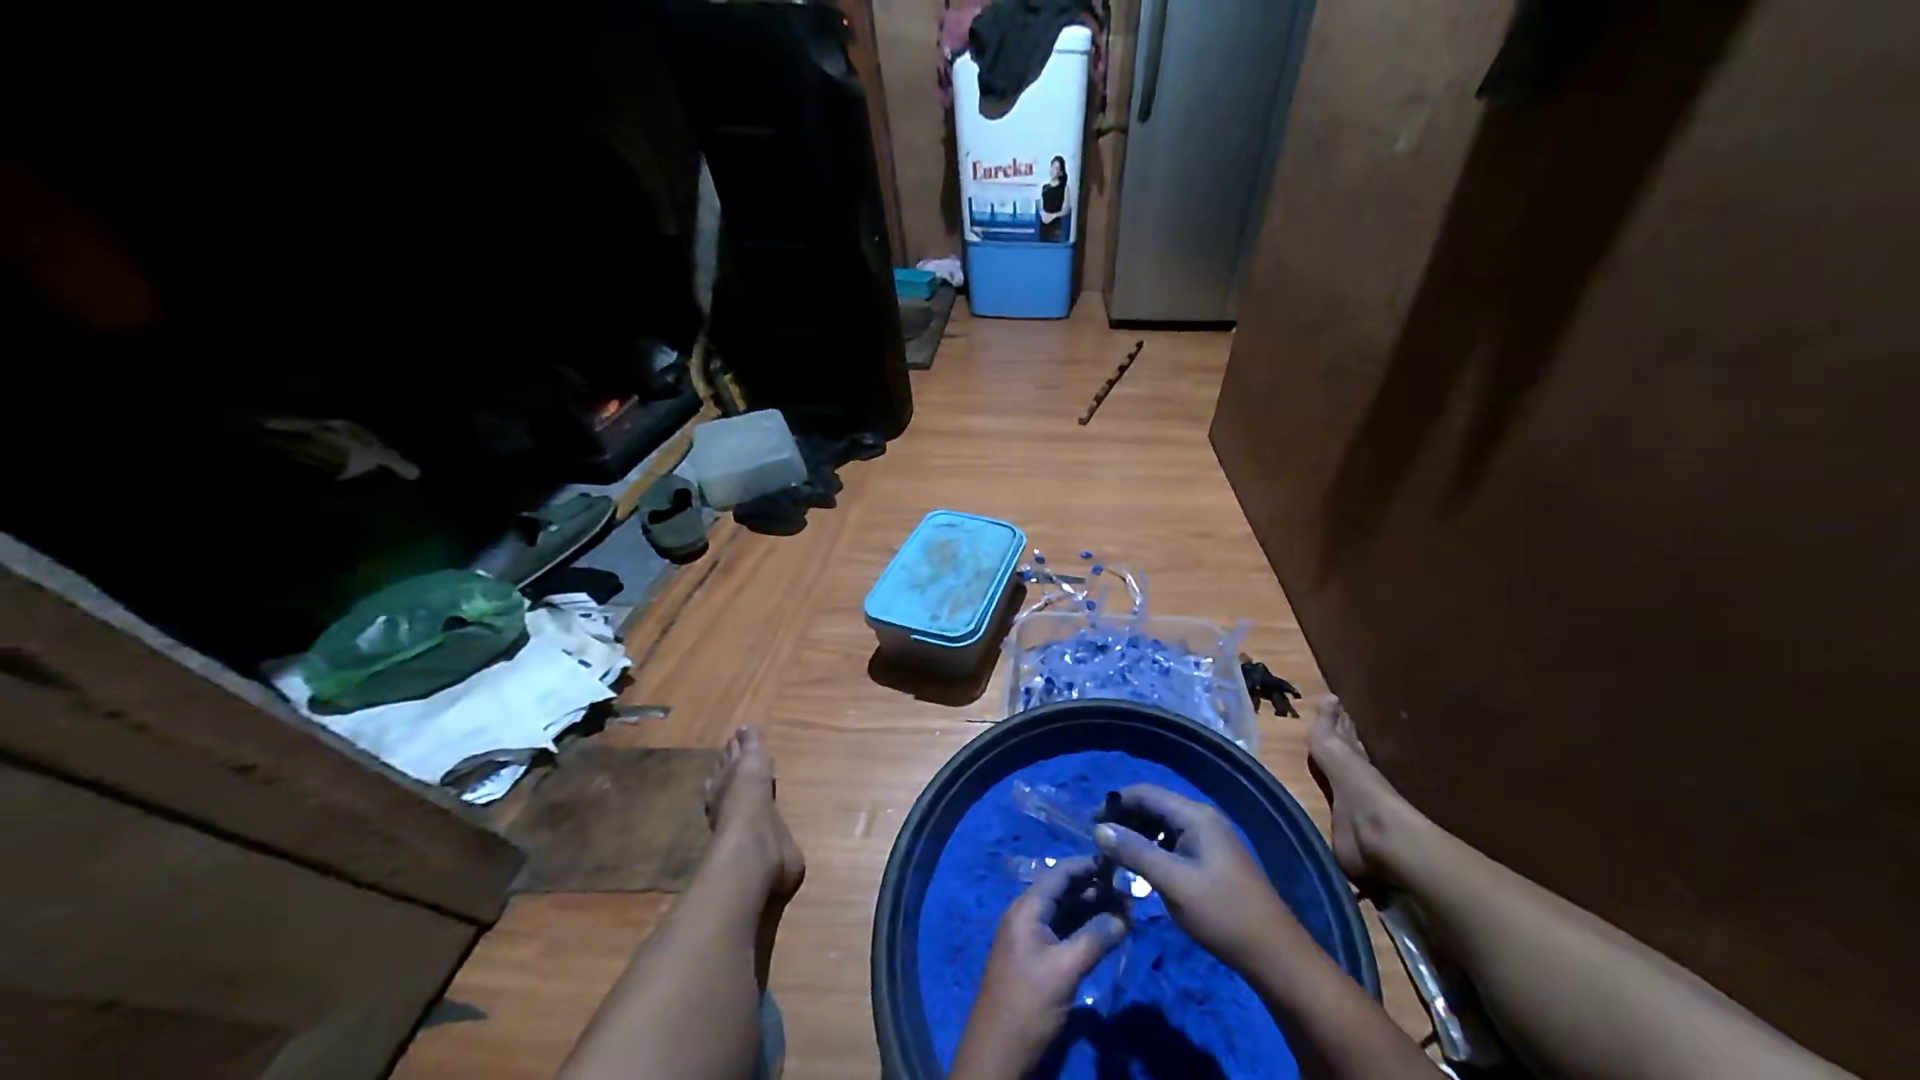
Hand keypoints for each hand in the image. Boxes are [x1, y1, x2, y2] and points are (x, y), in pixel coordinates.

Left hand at [949, 857, 1127, 1079]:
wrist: (997, 1051)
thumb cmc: (1028, 1004)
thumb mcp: (1065, 970)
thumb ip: (1095, 939)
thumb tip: (1124, 917)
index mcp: (1026, 909)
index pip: (1059, 873)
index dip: (1088, 865)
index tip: (1119, 863)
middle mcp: (1026, 915)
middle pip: (1063, 890)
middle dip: (1095, 888)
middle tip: (1130, 891)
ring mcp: (1030, 936)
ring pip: (1065, 911)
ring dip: (1092, 908)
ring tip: (1125, 910)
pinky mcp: (1037, 957)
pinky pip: (1063, 930)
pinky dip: (1084, 928)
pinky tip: (1107, 931)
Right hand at [1093, 784, 1293, 973]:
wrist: (1274, 953)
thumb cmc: (1222, 914)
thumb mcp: (1172, 882)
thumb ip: (1135, 852)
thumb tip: (1098, 829)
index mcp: (1195, 816)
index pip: (1145, 793)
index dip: (1115, 804)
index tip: (1090, 826)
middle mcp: (1203, 818)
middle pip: (1154, 805)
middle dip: (1125, 819)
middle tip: (1100, 844)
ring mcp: (1210, 838)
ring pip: (1163, 824)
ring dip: (1137, 834)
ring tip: (1116, 857)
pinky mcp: (1212, 857)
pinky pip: (1174, 840)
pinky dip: (1153, 847)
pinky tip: (1142, 868)